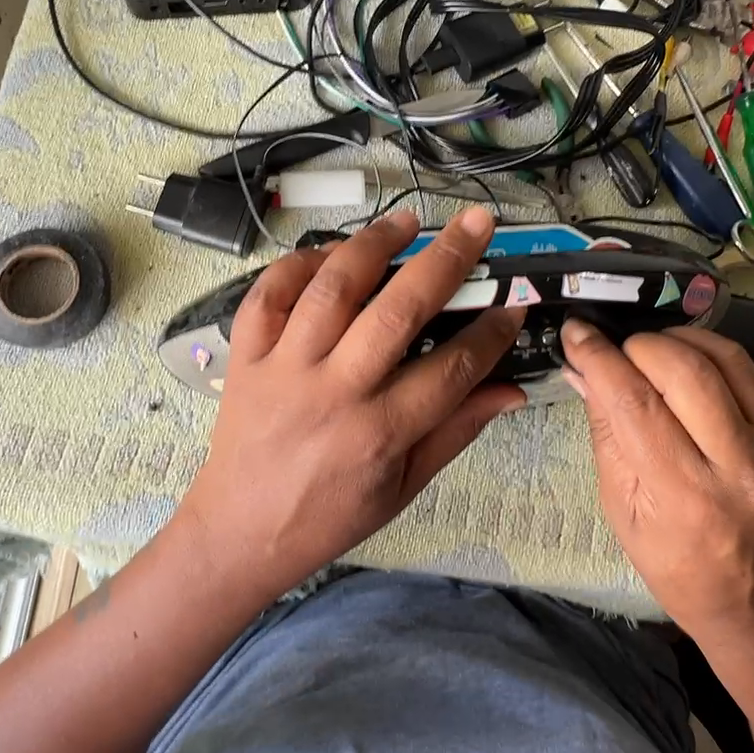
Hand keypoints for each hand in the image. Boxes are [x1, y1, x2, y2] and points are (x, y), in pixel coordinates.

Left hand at [176, 207, 525, 600]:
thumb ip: (456, 432)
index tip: (514, 303)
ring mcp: (283, 367)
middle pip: (397, 312)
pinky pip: (270, 293)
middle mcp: (333, 392)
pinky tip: (333, 252)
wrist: (239, 531)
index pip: (450, 369)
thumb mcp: (402, 488)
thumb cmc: (329, 515)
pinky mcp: (246, 354)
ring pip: (332, 288)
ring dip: (374, 245)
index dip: (490, 332)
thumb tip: (512, 390)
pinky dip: (300, 263)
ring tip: (407, 221)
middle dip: (445, 260)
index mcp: (379, 433)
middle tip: (477, 224)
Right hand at [562, 321, 753, 644]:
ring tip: (644, 354)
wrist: (752, 597)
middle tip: (612, 354)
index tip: (574, 333)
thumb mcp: (620, 506)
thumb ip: (605, 430)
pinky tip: (678, 356)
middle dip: (634, 346)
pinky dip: (703, 347)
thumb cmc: (673, 562)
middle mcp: (733, 465)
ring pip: (718, 357)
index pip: (634, 404)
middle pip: (681, 369)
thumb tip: (582, 369)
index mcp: (682, 495)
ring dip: (670, 340)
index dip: (598, 358)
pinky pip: (742, 365)